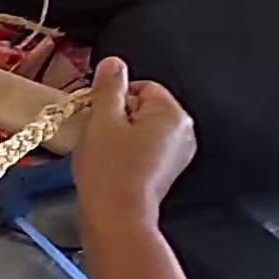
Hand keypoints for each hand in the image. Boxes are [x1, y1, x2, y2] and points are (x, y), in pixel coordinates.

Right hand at [74, 56, 195, 233]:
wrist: (117, 216)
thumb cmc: (108, 168)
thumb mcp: (102, 120)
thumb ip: (109, 87)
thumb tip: (114, 62)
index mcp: (172, 114)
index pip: (141, 86)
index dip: (113, 97)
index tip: (95, 115)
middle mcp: (184, 131)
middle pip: (144, 107)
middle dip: (117, 116)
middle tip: (96, 134)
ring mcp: (178, 153)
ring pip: (143, 128)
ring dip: (120, 134)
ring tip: (102, 151)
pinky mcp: (167, 171)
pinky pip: (146, 148)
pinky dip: (128, 151)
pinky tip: (112, 165)